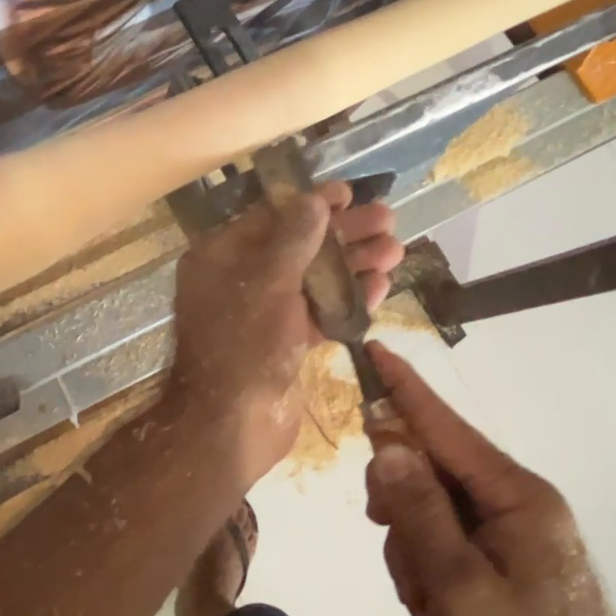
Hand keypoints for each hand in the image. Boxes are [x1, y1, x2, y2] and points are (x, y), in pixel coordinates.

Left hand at [169, 182, 403, 487]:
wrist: (233, 423)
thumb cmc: (243, 343)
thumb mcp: (268, 281)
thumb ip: (294, 239)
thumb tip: (313, 200)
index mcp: (219, 257)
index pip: (268, 218)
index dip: (310, 203)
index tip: (349, 192)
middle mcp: (237, 280)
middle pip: (296, 246)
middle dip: (342, 234)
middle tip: (388, 219)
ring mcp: (261, 313)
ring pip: (312, 279)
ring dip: (352, 264)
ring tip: (396, 249)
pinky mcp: (283, 343)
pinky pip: (318, 312)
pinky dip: (346, 300)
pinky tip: (380, 286)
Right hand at [362, 344, 615, 615]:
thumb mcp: (460, 584)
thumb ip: (418, 511)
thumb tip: (385, 443)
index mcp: (513, 492)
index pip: (444, 425)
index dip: (404, 387)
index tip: (372, 347)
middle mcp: (515, 497)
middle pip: (429, 469)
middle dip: (400, 507)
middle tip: (397, 550)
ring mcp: (513, 526)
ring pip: (431, 507)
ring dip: (414, 549)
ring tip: (429, 603)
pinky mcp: (508, 552)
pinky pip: (447, 535)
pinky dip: (430, 566)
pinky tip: (438, 608)